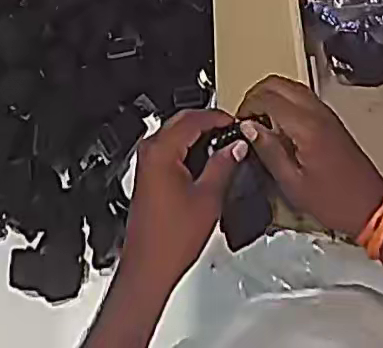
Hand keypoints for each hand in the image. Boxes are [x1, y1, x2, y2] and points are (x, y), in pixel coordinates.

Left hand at [118, 108, 247, 292]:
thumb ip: (223, 165)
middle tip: (232, 131)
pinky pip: (169, 147)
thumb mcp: (208, 198)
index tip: (235, 122)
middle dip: (208, 122)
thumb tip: (235, 147)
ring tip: (223, 144)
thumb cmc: (171, 239)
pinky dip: (188, 146)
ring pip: (175, 133)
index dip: (217, 117)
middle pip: (181, 121)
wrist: (149, 265)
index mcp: (161, 150)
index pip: (192, 119)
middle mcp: (150, 150)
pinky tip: (206, 160)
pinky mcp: (148, 172)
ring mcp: (146, 160)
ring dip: (198, 134)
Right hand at [238, 75, 382, 238]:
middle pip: (276, 83)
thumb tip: (249, 128)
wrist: (373, 208)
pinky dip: (283, 98)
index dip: (248, 107)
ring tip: (259, 118)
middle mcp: (316, 112)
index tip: (241, 123)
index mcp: (306, 126)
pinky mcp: (328, 118)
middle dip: (255, 94)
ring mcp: (324, 112)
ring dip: (269, 94)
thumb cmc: (337, 201)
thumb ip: (269, 151)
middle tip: (246, 116)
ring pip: (288, 85)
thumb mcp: (294, 184)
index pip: (267, 98)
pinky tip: (278, 122)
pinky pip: (299, 94)